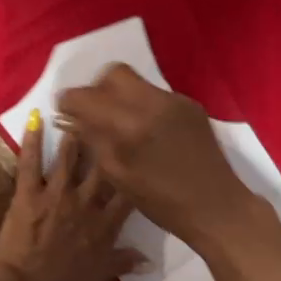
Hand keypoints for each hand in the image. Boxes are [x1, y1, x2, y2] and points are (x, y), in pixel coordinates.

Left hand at [0, 111, 143, 280]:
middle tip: (112, 121)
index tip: (140, 152)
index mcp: (106, 224)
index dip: (134, 170)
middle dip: (108, 143)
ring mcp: (58, 195)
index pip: (128, 191)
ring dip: (75, 135)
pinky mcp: (29, 194)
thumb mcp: (100, 276)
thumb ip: (124, 262)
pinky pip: (31, 162)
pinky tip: (34, 117)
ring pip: (71, 158)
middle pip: (102, 166)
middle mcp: (87, 203)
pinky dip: (32, 140)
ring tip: (79, 113)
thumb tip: (149, 261)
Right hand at [56, 64, 259, 248]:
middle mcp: (153, 103)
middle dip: (97, 89)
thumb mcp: (117, 176)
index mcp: (130, 125)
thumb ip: (93, 141)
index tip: (65, 112)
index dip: (70, 102)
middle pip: (113, 74)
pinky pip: (156, 94)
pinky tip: (147, 132)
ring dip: (120, 96)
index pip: (87, 95)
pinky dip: (142, 105)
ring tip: (119, 124)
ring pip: (137, 82)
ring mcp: (176, 101)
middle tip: (92, 113)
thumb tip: (73, 119)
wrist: (215, 206)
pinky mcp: (191, 106)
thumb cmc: (162, 202)